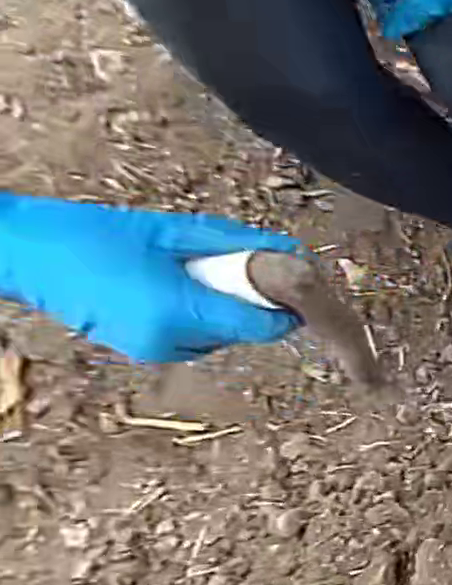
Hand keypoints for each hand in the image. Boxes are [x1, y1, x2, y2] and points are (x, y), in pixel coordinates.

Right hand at [0, 194, 300, 361]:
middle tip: (231, 276)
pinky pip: (200, 339)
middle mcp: (174, 339)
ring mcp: (158, 350)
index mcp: (181, 312)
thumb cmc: (87, 235)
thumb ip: (235, 243)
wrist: (9, 252)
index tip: (285, 288)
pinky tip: (173, 296)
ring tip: (192, 283)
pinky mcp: (147, 352)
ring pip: (226, 336)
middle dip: (251, 305)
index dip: (285, 309)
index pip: (266, 327)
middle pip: (249, 331)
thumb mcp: (168, 232)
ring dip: (225, 313)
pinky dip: (201, 320)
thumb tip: (290, 251)